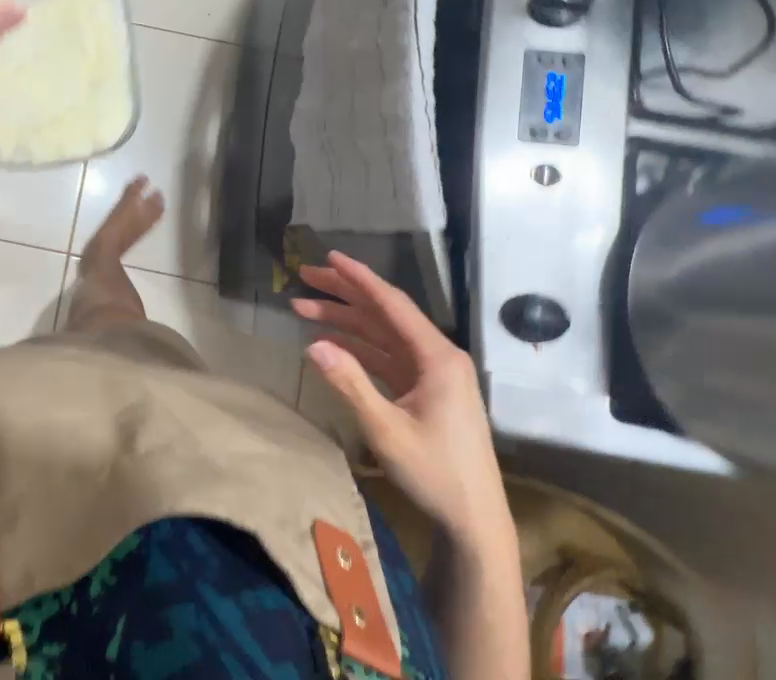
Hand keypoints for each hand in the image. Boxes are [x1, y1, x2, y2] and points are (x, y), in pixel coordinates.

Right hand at [294, 253, 514, 552]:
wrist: (473, 518)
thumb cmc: (434, 472)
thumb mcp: (386, 430)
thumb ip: (350, 384)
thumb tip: (312, 345)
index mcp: (438, 358)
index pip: (393, 305)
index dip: (359, 279)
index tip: (329, 257)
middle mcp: (438, 357)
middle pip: (385, 314)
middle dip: (344, 294)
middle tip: (304, 276)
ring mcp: (432, 374)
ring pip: (382, 335)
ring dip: (344, 321)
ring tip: (302, 308)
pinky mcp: (426, 391)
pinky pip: (386, 357)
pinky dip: (357, 348)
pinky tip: (328, 343)